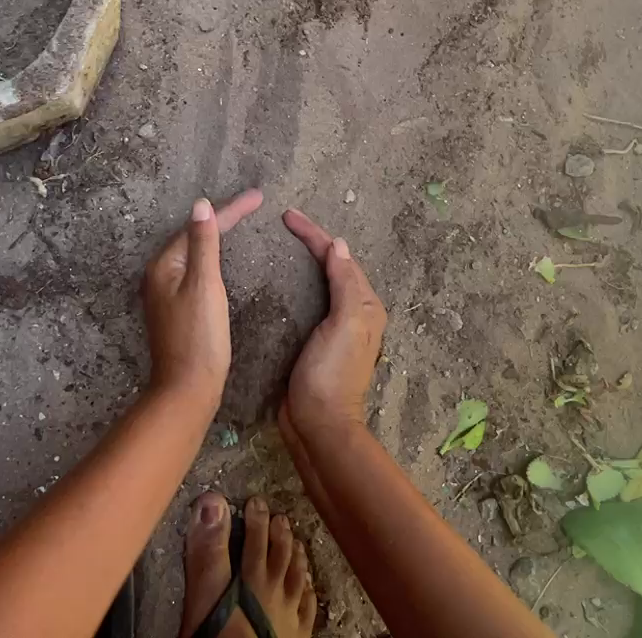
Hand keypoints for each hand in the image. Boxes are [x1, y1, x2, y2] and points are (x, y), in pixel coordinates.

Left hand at [142, 189, 263, 401]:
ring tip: (241, 220)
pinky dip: (212, 257)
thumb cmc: (199, 337)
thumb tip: (200, 205)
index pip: (199, 226)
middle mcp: (159, 275)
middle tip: (254, 203)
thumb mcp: (205, 285)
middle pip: (194, 236)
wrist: (187, 390)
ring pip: (194, 252)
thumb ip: (204, 244)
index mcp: (164, 265)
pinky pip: (195, 269)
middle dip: (223, 218)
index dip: (230, 210)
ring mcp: (165, 293)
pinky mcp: (175, 308)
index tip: (259, 197)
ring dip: (216, 235)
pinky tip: (222, 258)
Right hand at [279, 209, 388, 440]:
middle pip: (331, 265)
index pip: (339, 257)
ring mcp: (333, 327)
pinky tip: (275, 282)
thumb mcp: (345, 325)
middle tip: (282, 223)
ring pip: (319, 282)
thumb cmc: (332, 375)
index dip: (314, 234)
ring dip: (303, 262)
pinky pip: (305, 301)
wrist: (318, 425)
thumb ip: (346, 285)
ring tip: (278, 244)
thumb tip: (339, 245)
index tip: (287, 216)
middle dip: (310, 242)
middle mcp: (354, 312)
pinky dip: (293, 285)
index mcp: (365, 305)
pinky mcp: (313, 340)